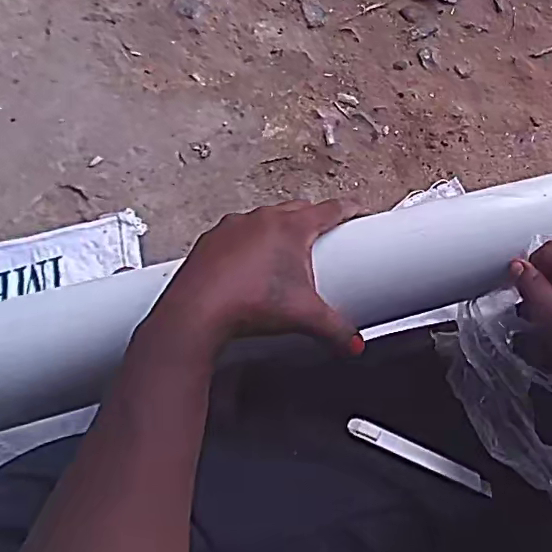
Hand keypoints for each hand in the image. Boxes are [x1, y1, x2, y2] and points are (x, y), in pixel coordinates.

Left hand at [144, 199, 361, 360]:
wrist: (195, 314)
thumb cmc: (246, 305)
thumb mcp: (304, 317)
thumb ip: (336, 329)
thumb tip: (352, 342)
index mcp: (291, 228)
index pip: (330, 209)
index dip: (348, 209)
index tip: (355, 211)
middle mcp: (263, 220)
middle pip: (298, 209)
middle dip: (313, 219)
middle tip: (323, 237)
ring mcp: (234, 227)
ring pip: (265, 218)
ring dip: (278, 229)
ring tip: (284, 254)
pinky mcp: (211, 240)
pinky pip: (237, 232)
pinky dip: (248, 242)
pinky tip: (249, 265)